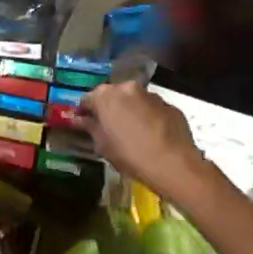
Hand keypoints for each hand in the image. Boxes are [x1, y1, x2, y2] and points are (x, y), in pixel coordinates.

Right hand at [80, 82, 205, 186]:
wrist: (173, 165)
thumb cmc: (129, 154)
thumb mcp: (102, 145)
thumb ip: (89, 127)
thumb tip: (79, 120)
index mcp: (106, 95)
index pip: (88, 98)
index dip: (86, 112)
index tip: (86, 123)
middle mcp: (128, 88)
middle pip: (113, 96)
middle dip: (110, 108)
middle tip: (110, 128)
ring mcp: (152, 96)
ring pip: (135, 101)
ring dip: (131, 111)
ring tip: (134, 132)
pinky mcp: (171, 106)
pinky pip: (153, 109)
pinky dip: (149, 117)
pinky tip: (152, 136)